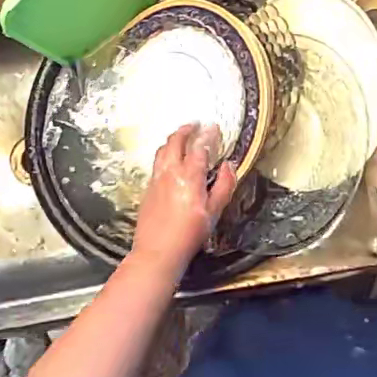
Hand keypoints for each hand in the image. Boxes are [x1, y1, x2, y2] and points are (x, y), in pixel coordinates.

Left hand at [130, 123, 236, 273]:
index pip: (199, 147)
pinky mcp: (148, 188)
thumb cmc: (188, 235)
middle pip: (175, 141)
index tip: (214, 127)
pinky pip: (156, 163)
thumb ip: (223, 186)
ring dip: (172, 139)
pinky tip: (169, 160)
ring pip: (162, 150)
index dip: (208, 135)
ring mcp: (156, 179)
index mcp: (189, 177)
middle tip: (195, 125)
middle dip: (186, 129)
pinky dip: (164, 153)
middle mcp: (170, 173)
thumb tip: (229, 166)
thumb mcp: (214, 213)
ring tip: (181, 137)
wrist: (157, 252)